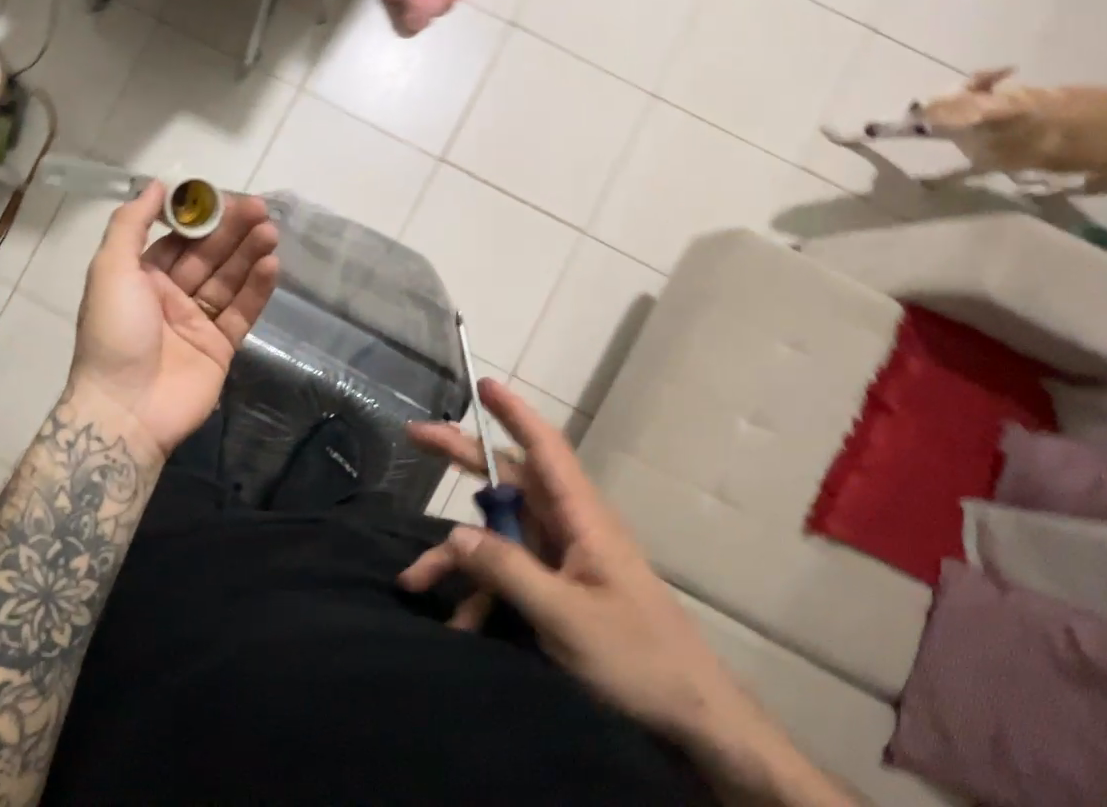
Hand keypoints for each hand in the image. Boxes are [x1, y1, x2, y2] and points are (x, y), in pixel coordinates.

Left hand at [68, 182, 278, 459]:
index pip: (178, 238)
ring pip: (228, 280)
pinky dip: (257, 290)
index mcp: (141, 276)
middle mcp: (170, 296)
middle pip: (208, 256)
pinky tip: (272, 266)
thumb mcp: (110, 269)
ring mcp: (196, 323)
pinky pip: (241, 312)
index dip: (202, 217)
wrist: (125, 407)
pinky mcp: (219, 348)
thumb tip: (156, 185)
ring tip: (271, 231)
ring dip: (249, 255)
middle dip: (233, 231)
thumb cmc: (114, 332)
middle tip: (262, 209)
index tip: (228, 197)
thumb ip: (130, 224)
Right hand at [398, 379, 759, 746]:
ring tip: (413, 581)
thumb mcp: (566, 617)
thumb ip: (508, 571)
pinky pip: (505, 578)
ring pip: (497, 537)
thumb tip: (454, 533)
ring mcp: (562, 562)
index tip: (483, 385)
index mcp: (584, 520)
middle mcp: (570, 530)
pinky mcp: (556, 593)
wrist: (693, 721)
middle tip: (414, 436)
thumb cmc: (639, 660)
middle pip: (508, 481)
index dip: (514, 414)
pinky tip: (457, 626)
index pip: (545, 450)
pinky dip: (477, 595)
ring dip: (455, 557)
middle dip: (462, 459)